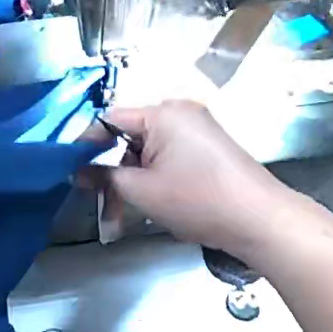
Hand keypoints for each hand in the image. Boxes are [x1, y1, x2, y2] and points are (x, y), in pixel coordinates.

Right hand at [90, 100, 320, 257]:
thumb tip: (77, 171)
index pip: (109, 119)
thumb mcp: (140, 190)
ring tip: (125, 210)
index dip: (87, 145)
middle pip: (129, 134)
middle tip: (98, 197)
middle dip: (112, 166)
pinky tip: (152, 201)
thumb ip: (103, 176)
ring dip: (132, 176)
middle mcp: (180, 112)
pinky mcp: (208, 147)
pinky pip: (168, 155)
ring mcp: (197, 128)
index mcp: (162, 113)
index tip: (72, 170)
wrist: (260, 220)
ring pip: (148, 149)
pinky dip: (154, 175)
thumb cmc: (197, 199)